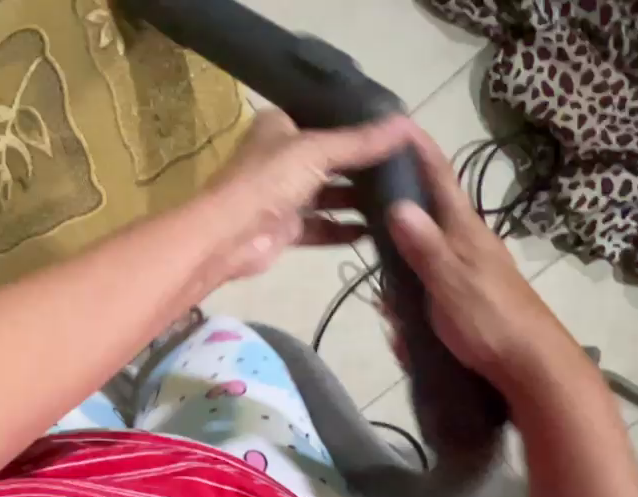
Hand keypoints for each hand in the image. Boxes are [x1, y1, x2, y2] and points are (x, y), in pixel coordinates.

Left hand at [197, 110, 415, 285]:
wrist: (228, 237)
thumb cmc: (267, 180)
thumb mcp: (318, 150)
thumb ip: (361, 142)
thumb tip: (409, 124)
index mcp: (280, 126)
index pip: (326, 118)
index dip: (360, 124)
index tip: (397, 131)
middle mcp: (281, 158)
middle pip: (331, 158)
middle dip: (364, 165)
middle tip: (406, 167)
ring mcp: (282, 196)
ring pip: (327, 195)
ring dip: (357, 200)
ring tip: (398, 198)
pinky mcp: (284, 230)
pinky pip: (320, 227)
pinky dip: (343, 229)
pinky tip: (373, 231)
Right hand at [383, 129, 587, 407]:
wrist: (528, 365)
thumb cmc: (491, 320)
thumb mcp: (451, 281)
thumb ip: (424, 245)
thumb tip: (398, 204)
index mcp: (465, 232)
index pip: (440, 180)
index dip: (420, 152)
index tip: (397, 126)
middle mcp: (465, 246)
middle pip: (419, 225)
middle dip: (393, 243)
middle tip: (377, 270)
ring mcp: (464, 276)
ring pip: (416, 270)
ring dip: (400, 293)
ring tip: (397, 323)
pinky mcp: (462, 304)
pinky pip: (423, 302)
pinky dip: (410, 317)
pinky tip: (407, 336)